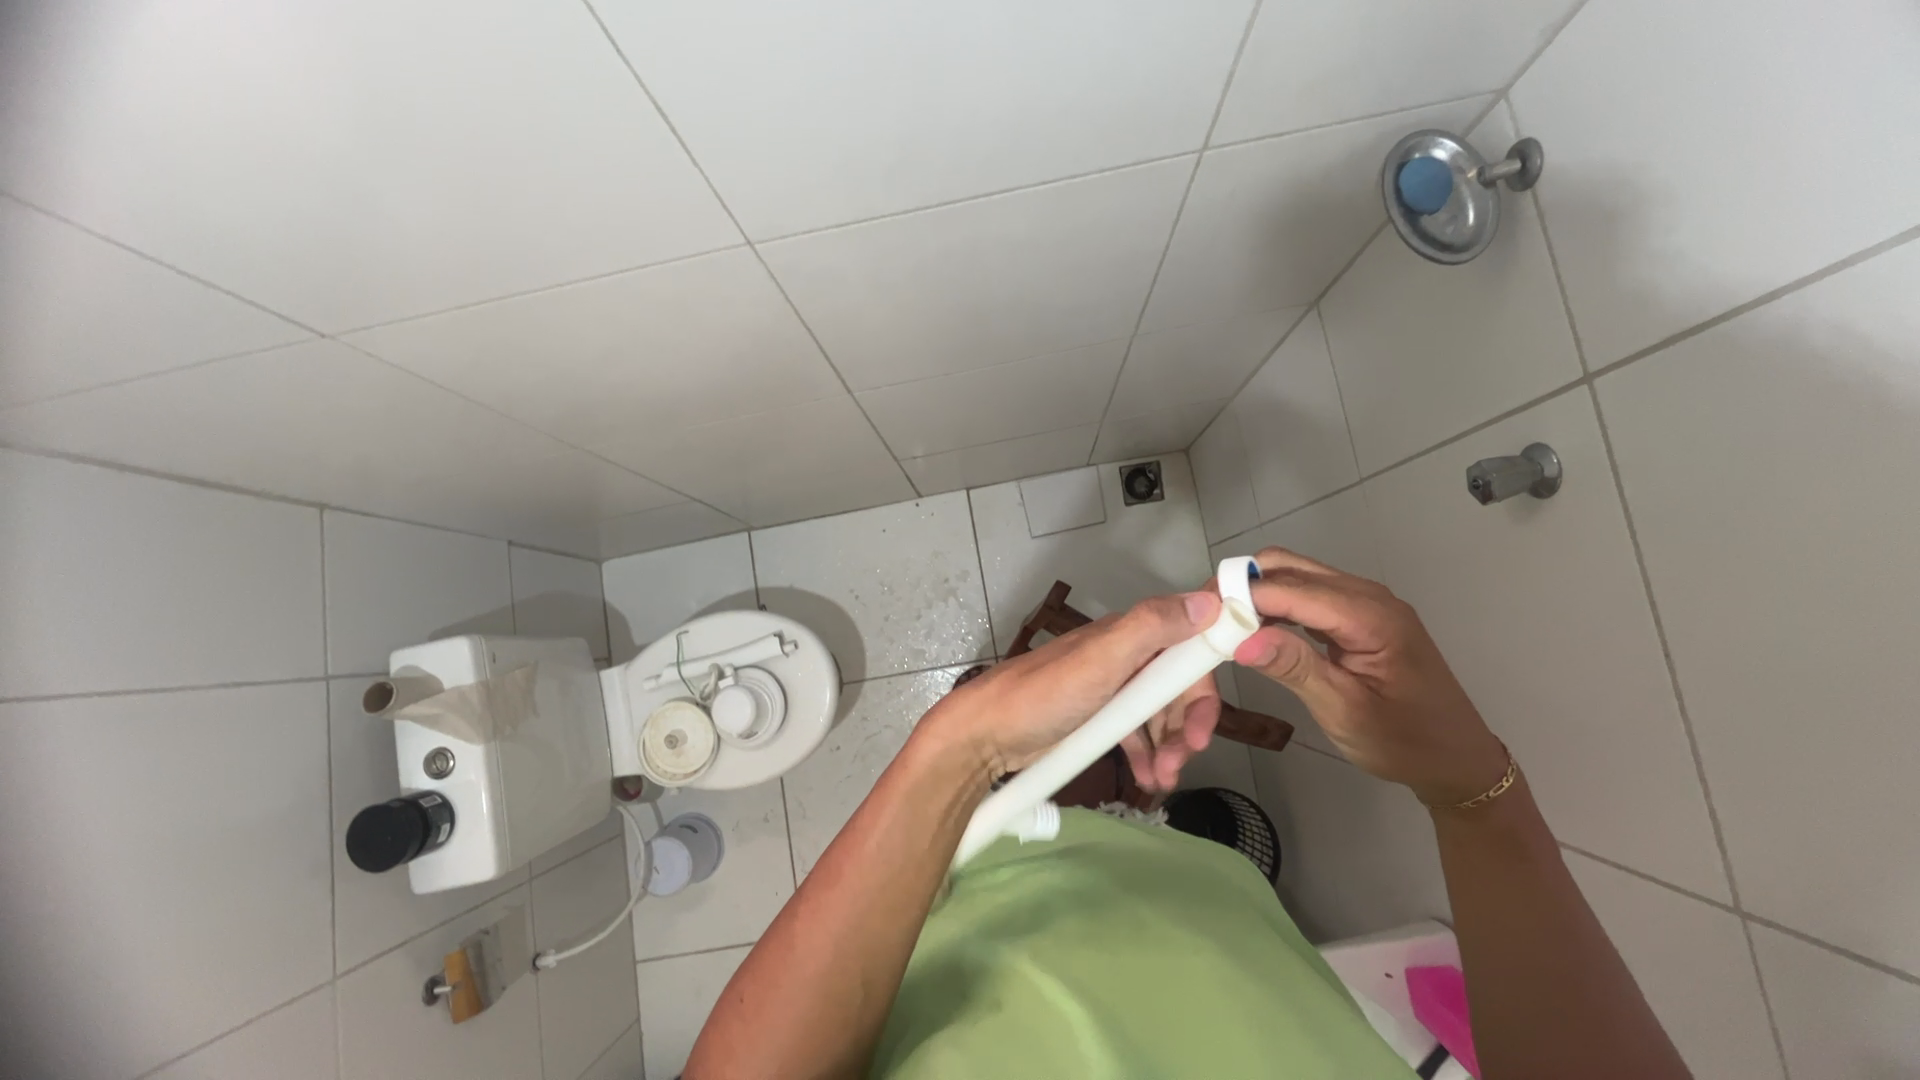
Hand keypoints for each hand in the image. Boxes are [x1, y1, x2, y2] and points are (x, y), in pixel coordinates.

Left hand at [919, 591, 1224, 793]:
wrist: (986, 736)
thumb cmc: (1042, 695)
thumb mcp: (1100, 659)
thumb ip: (1150, 627)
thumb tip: (1208, 602)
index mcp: (1129, 635)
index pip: (1189, 648)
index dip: (1205, 682)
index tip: (1208, 722)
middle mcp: (1126, 656)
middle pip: (1179, 688)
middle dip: (1188, 725)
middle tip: (1185, 758)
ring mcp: (1112, 688)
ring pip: (1161, 716)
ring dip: (1172, 748)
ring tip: (1163, 780)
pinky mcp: (1099, 718)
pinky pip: (1137, 735)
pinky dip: (1150, 757)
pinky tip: (1149, 780)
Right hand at [1231, 547, 1506, 806]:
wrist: (1457, 761)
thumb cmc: (1405, 742)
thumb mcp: (1345, 711)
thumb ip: (1295, 668)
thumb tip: (1240, 639)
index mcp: (1370, 616)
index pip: (1289, 588)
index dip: (1240, 597)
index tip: (1198, 619)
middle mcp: (1366, 596)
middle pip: (1288, 566)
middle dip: (1240, 585)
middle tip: (1204, 620)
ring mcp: (1364, 603)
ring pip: (1294, 575)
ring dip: (1254, 593)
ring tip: (1221, 626)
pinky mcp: (1357, 616)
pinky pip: (1306, 594)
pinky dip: (1274, 604)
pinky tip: (1254, 631)